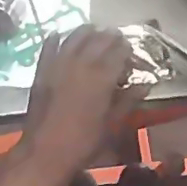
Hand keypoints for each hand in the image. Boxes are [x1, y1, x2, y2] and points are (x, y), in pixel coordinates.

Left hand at [18, 26, 145, 173]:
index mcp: (102, 77)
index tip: (132, 53)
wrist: (44, 154)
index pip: (119, 52)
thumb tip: (145, 85)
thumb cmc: (84, 143)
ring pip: (74, 37)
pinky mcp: (41, 71)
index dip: (128, 50)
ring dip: (87, 31)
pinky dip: (55, 39)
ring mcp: (58, 65)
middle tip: (118, 39)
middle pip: (99, 40)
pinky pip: (48, 47)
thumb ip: (128, 101)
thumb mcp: (112, 125)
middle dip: (111, 37)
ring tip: (94, 31)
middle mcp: (81, 64)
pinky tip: (59, 34)